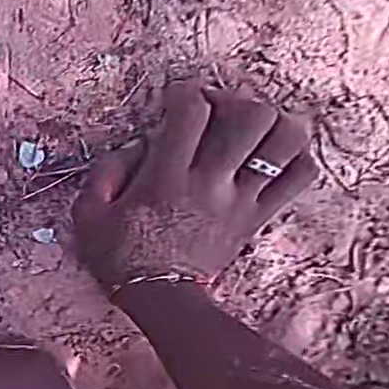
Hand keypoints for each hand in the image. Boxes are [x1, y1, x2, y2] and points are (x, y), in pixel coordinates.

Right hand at [72, 80, 316, 291]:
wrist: (156, 296)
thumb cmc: (117, 254)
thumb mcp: (88, 214)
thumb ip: (106, 172)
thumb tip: (139, 143)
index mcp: (165, 181)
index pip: (190, 116)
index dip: (186, 92)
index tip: (176, 95)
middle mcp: (210, 184)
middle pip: (250, 117)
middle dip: (234, 98)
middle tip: (215, 106)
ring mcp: (241, 199)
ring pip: (285, 139)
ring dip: (273, 119)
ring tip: (249, 124)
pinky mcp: (259, 215)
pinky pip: (300, 174)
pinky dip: (296, 154)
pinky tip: (272, 152)